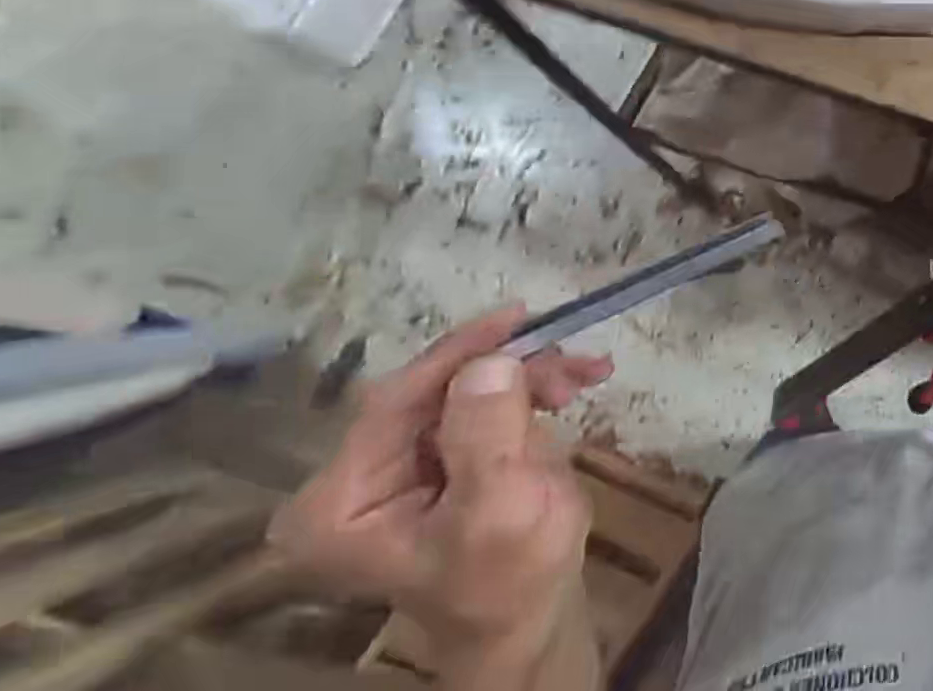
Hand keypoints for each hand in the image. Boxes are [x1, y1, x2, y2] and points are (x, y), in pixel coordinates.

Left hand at [268, 308, 612, 669]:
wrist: (534, 614)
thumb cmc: (509, 579)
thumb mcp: (497, 513)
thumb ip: (487, 438)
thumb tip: (492, 361)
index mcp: (344, 497)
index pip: (396, 402)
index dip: (457, 353)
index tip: (516, 317)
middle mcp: (367, 469)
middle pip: (441, 388)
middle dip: (512, 366)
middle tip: (570, 355)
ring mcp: (414, 457)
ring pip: (475, 384)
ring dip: (535, 373)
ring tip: (588, 374)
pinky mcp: (456, 447)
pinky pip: (496, 397)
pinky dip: (541, 383)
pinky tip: (581, 380)